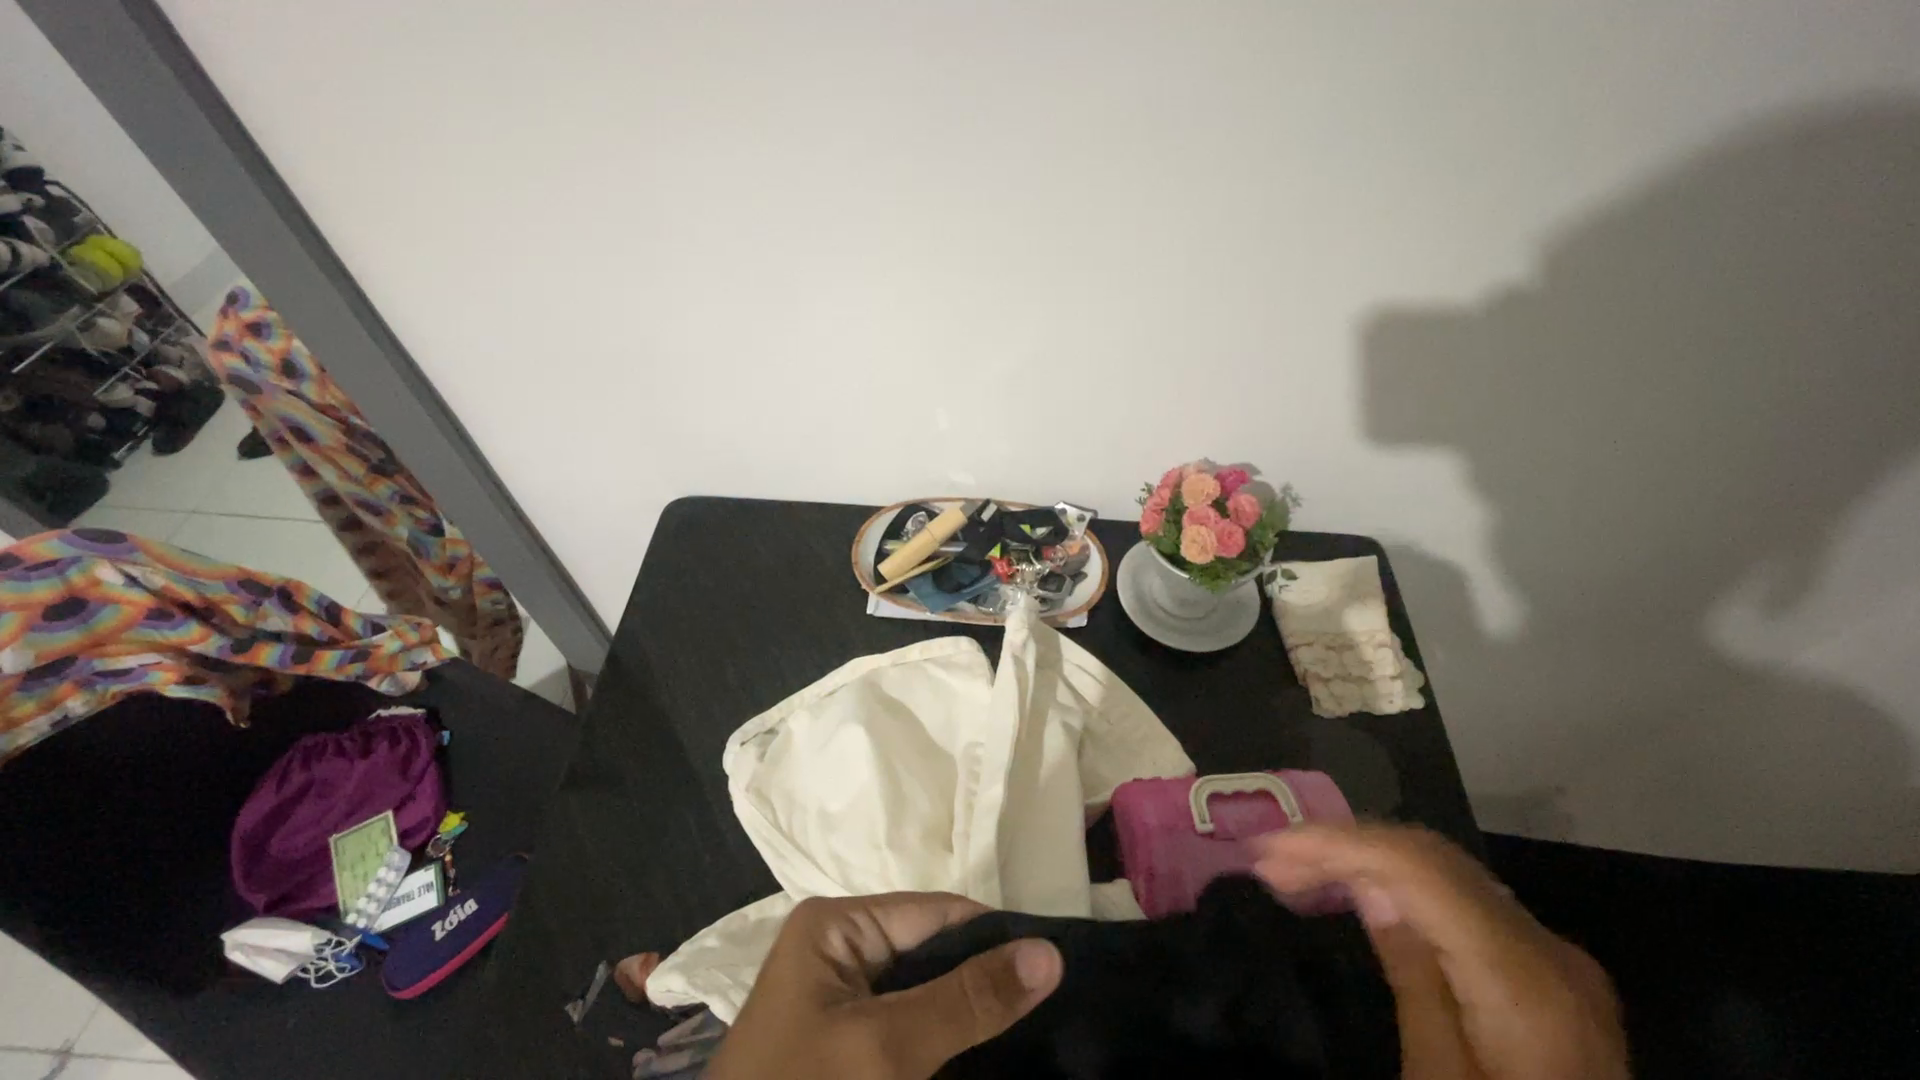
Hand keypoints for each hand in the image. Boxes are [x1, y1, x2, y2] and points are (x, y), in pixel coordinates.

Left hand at [705, 892, 1062, 1079]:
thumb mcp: (887, 1048)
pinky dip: (944, 1042)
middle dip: (986, 981)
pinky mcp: (845, 1043)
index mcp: (837, 926)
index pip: (938, 913)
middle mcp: (840, 949)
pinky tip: (988, 1057)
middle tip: (1056, 1008)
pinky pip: (908, 1028)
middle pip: (934, 953)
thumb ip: (967, 1000)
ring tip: (1038, 1032)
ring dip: (969, 1016)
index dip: (999, 938)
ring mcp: (841, 998)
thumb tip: (1051, 951)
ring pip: (926, 994)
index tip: (1062, 968)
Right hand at [1253, 825, 1629, 1079]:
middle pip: (1434, 860)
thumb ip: (1412, 977)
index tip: (1269, 849)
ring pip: (1450, 874)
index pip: (1419, 869)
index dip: (1338, 844)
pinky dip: (1408, 887)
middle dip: (1345, 846)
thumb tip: (1370, 886)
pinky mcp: (1552, 974)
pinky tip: (1363, 892)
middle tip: (1271, 860)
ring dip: (1371, 860)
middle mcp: (1549, 948)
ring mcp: (1558, 958)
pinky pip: (1467, 904)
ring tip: (1299, 870)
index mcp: (1522, 978)